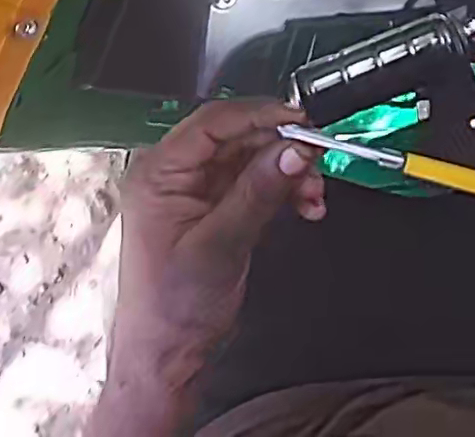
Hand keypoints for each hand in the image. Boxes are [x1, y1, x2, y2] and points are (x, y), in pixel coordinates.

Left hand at [89, 100, 325, 436]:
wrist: (166, 360)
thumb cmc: (172, 310)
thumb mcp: (219, 246)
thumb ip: (258, 192)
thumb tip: (293, 150)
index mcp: (159, 172)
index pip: (213, 122)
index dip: (259, 114)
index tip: (297, 119)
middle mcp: (176, 171)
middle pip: (237, 136)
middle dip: (280, 146)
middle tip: (315, 155)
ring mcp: (198, 186)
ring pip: (252, 155)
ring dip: (288, 168)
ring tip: (312, 191)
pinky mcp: (217, 201)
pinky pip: (257, 177)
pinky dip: (284, 186)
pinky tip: (304, 203)